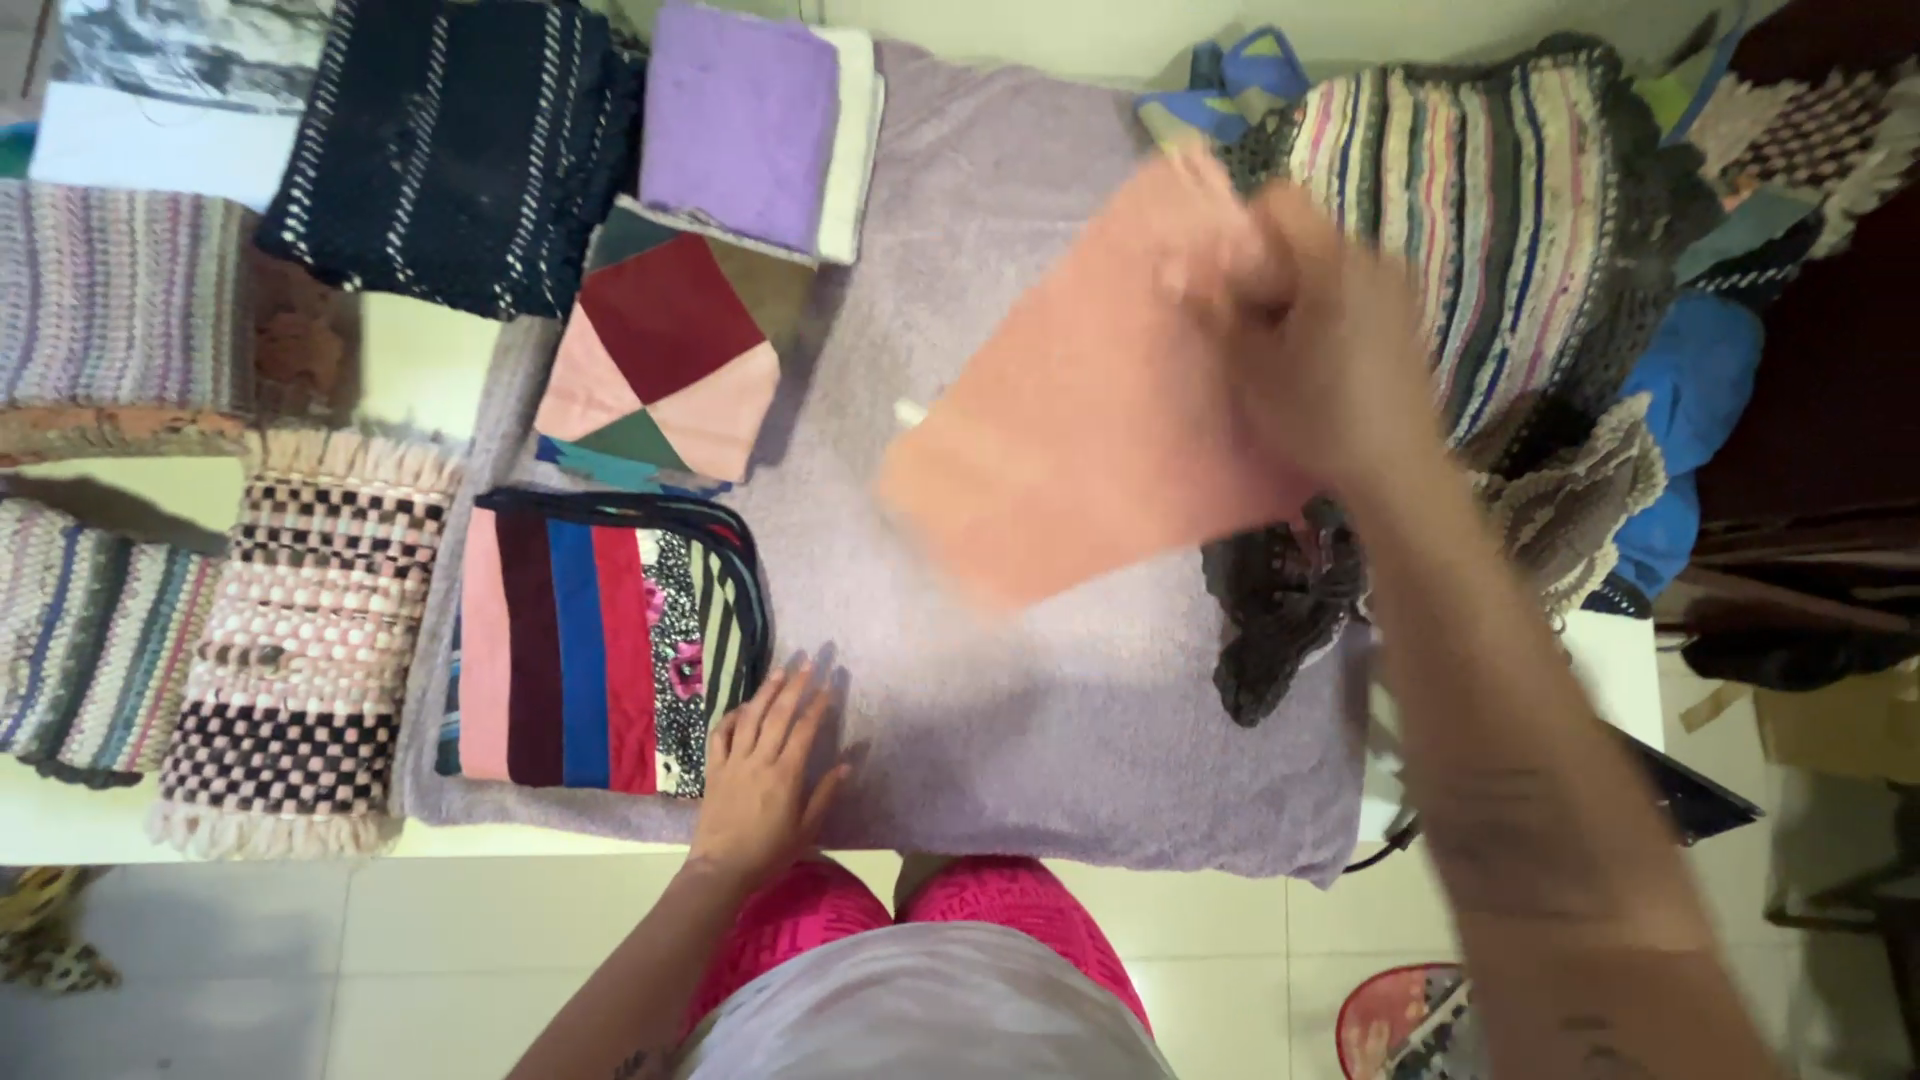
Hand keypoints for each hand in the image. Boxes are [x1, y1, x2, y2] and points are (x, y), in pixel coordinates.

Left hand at [685, 657, 850, 894]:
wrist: (720, 871)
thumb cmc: (769, 853)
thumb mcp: (806, 829)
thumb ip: (825, 794)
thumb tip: (847, 764)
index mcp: (785, 774)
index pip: (805, 729)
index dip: (818, 704)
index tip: (830, 684)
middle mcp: (759, 760)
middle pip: (779, 714)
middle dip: (796, 685)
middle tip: (808, 662)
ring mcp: (733, 762)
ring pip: (750, 717)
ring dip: (766, 691)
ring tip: (780, 670)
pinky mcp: (714, 769)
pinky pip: (720, 735)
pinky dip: (731, 716)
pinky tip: (743, 706)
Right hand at [1215, 182, 1445, 497]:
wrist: (1396, 467)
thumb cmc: (1317, 415)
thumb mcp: (1252, 368)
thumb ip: (1213, 312)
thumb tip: (1172, 271)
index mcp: (1334, 260)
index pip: (1280, 200)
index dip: (1241, 233)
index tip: (1230, 287)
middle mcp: (1372, 255)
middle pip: (1300, 237)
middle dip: (1264, 275)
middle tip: (1250, 334)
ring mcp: (1395, 283)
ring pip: (1322, 264)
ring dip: (1291, 295)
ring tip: (1285, 353)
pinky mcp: (1405, 311)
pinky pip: (1350, 286)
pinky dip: (1322, 307)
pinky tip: (1320, 360)